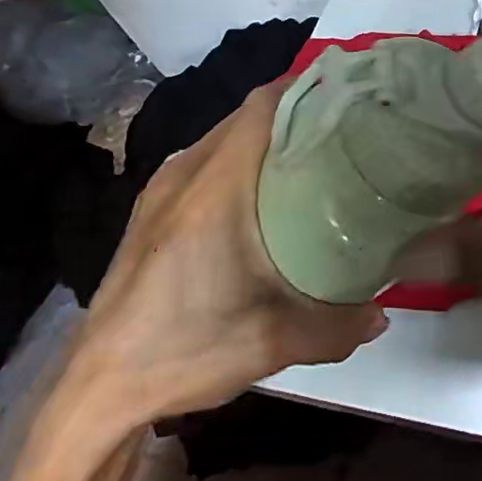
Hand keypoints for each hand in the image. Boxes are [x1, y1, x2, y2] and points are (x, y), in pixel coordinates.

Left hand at [72, 80, 387, 423]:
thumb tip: (384, 311)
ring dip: (269, 132)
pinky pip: (206, 158)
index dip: (308, 87)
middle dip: (298, 109)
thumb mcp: (276, 342)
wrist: (97, 393)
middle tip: (349, 122)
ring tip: (316, 147)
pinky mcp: (151, 210)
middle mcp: (185, 176)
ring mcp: (161, 191)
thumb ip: (340, 325)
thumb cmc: (187, 351)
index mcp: (215, 190)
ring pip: (225, 135)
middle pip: (247, 115)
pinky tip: (268, 186)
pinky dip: (243, 154)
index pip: (263, 108)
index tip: (353, 89)